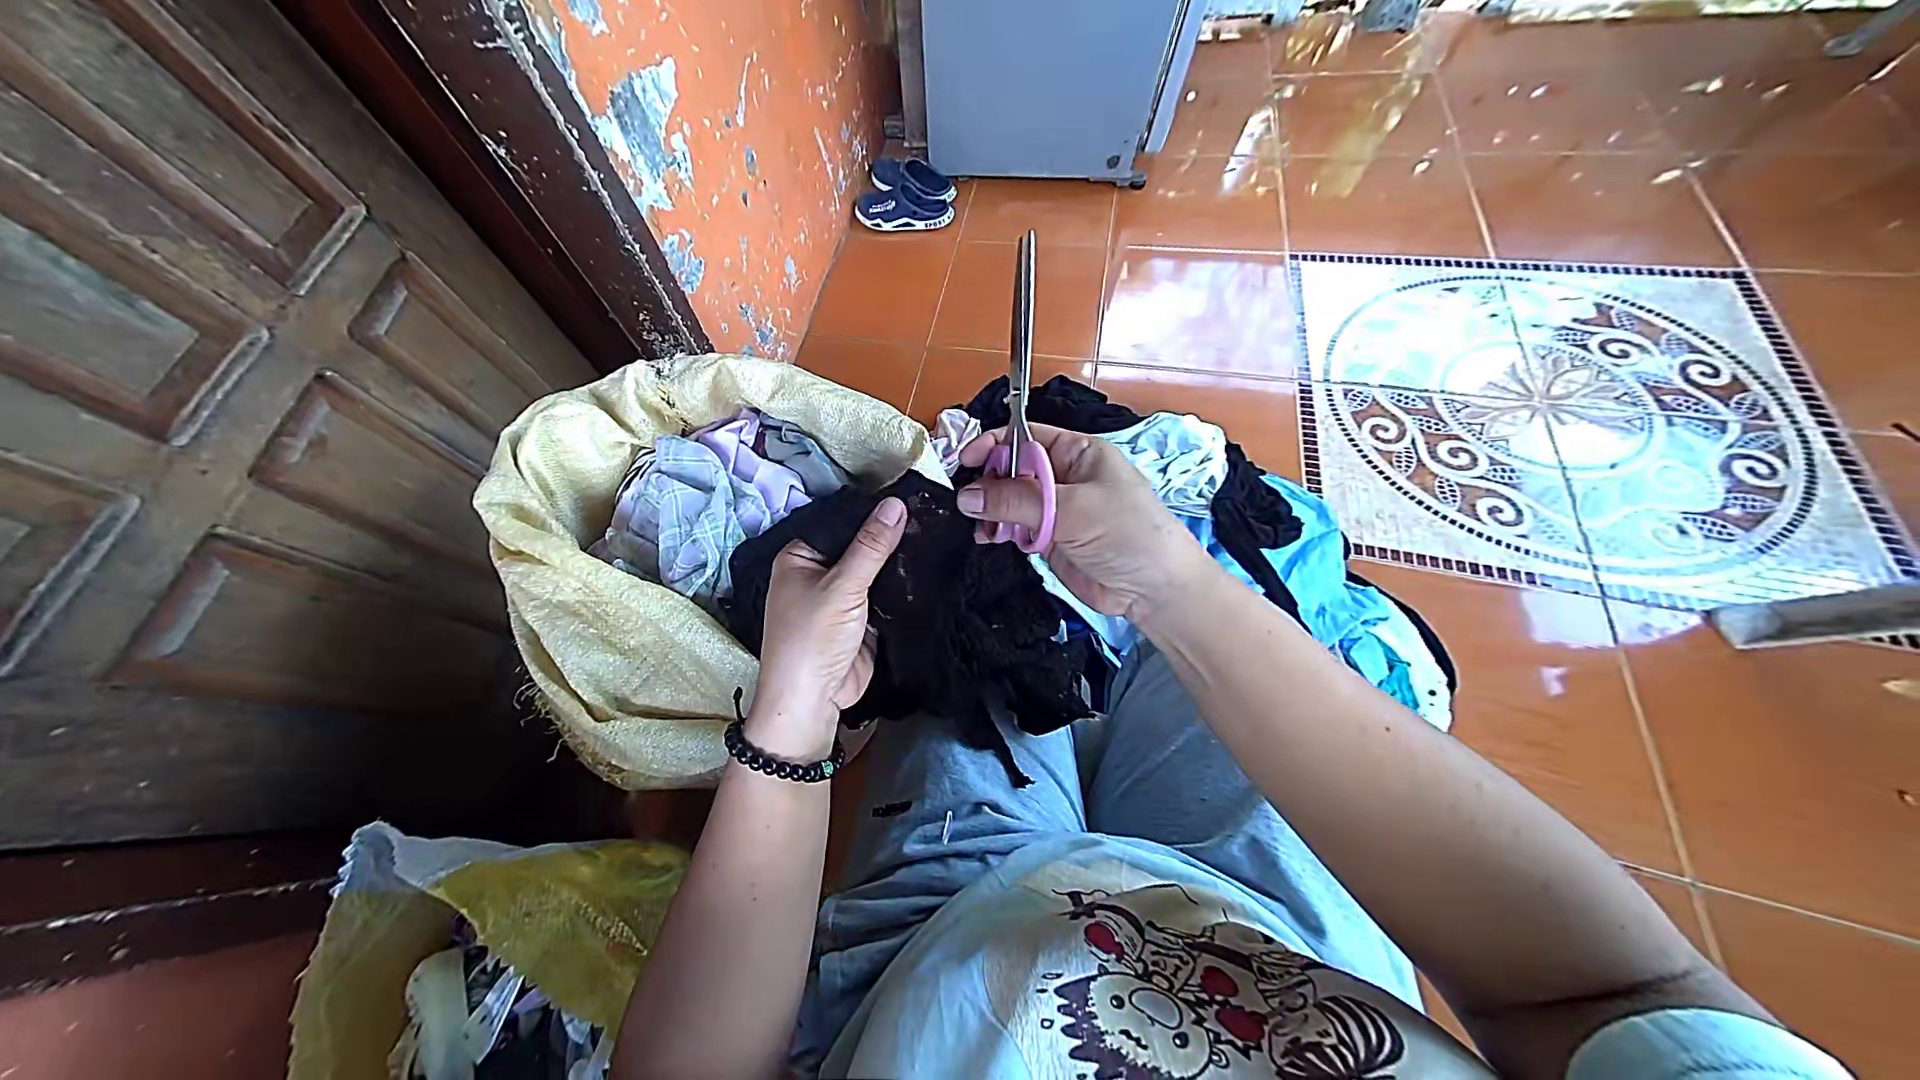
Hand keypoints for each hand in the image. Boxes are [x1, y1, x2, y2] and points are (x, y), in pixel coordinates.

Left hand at [749, 497, 905, 760]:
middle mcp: (818, 572)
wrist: (814, 699)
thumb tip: (896, 504)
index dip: (870, 510)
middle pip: (858, 545)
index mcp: (799, 556)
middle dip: (887, 536)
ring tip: (934, 533)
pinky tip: (928, 566)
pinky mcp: (861, 617)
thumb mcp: (842, 586)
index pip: (839, 522)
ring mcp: (841, 596)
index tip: (908, 496)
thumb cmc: (812, 638)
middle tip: (929, 513)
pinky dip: (901, 585)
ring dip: (897, 561)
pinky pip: (884, 593)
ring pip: (874, 569)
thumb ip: (871, 546)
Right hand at [955, 424, 1210, 620]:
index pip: (1026, 436)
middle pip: (1011, 469)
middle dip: (988, 482)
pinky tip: (990, 538)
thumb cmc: (1129, 534)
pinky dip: (998, 532)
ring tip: (982, 527)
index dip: (994, 444)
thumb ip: (1018, 501)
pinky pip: (1013, 528)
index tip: (965, 461)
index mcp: (1077, 453)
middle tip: (969, 502)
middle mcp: (1062, 477)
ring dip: (990, 512)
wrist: (1154, 590)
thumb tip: (968, 496)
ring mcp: (1054, 509)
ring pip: (1008, 501)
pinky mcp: (1048, 539)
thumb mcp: (1074, 509)